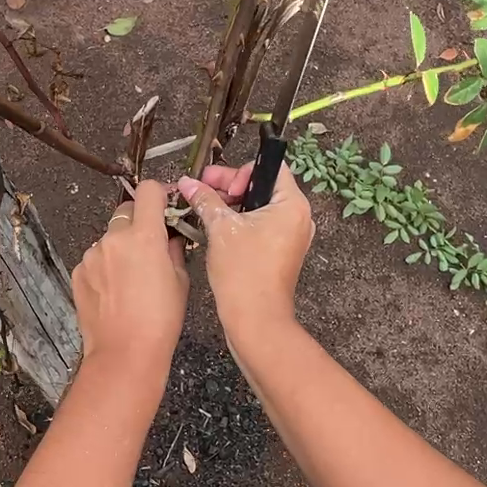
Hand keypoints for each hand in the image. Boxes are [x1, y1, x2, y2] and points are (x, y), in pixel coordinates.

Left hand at [71, 180, 188, 372]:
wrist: (124, 353)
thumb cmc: (160, 320)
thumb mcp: (181, 281)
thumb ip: (174, 249)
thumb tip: (171, 235)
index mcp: (145, 235)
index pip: (149, 190)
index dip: (159, 195)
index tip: (165, 206)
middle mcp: (114, 238)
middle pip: (126, 211)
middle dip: (139, 222)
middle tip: (151, 247)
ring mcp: (92, 254)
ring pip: (110, 237)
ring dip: (121, 247)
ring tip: (132, 279)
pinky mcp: (78, 271)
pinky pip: (95, 259)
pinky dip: (105, 267)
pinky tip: (115, 292)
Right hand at [175, 160, 312, 331]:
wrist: (255, 319)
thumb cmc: (244, 273)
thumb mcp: (220, 228)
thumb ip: (205, 199)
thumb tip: (188, 183)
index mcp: (292, 205)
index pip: (270, 167)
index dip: (239, 170)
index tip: (215, 183)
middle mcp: (298, 217)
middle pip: (262, 185)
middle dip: (230, 186)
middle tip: (202, 190)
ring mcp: (290, 236)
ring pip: (259, 207)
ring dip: (231, 204)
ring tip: (205, 210)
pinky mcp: (280, 251)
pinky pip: (261, 225)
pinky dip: (240, 222)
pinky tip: (216, 228)